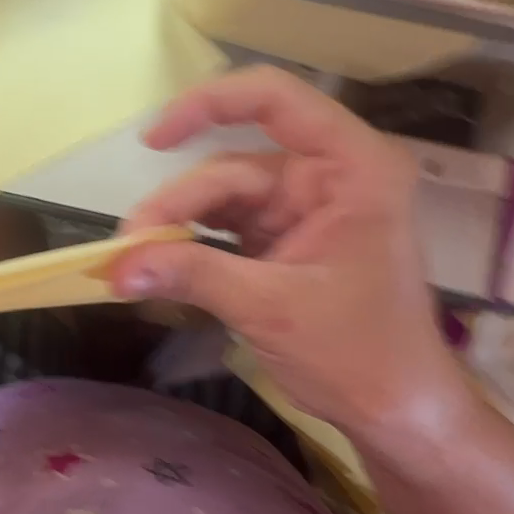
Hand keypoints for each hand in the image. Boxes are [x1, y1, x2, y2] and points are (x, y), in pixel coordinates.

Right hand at [110, 66, 469, 433]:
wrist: (397, 413)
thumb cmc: (362, 356)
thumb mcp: (274, 310)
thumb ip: (194, 276)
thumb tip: (116, 266)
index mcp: (352, 169)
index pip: (277, 100)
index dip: (209, 104)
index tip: (154, 139)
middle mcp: (325, 176)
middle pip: (232, 166)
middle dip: (177, 204)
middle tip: (127, 249)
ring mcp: (300, 207)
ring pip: (219, 196)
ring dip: (176, 225)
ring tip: (134, 261)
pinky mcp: (280, 237)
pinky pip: (221, 224)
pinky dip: (188, 242)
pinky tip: (158, 262)